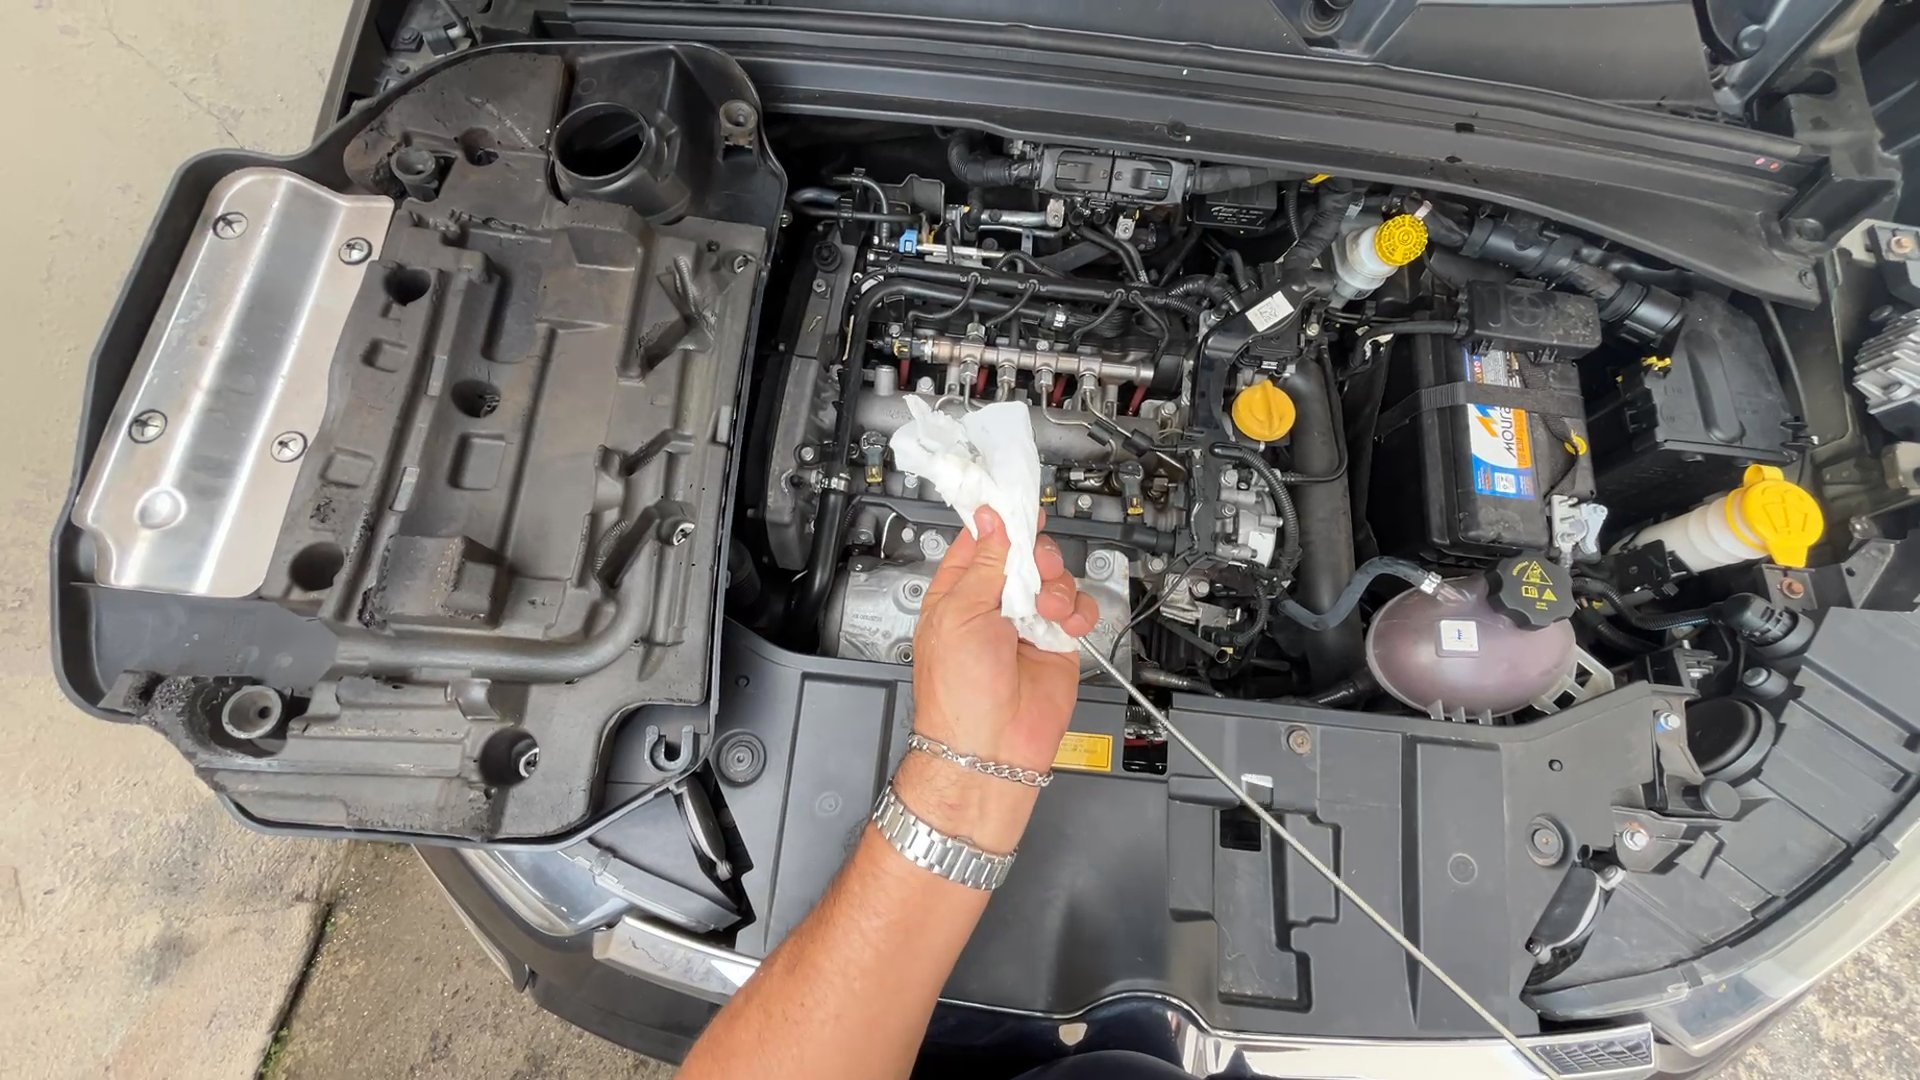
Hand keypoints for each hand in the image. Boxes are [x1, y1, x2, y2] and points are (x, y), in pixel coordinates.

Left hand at [895, 507, 1099, 852]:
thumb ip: (983, 564)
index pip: (982, 540)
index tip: (1017, 501)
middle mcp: (994, 603)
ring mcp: (1026, 621)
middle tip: (1035, 571)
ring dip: (1057, 585)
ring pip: (1054, 576)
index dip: (1000, 520)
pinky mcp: (1056, 640)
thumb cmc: (959, 692)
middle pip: (1025, 553)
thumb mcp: (961, 614)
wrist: (992, 747)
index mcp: (959, 591)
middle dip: (1036, 556)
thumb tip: (991, 521)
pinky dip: (1078, 609)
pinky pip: (1077, 607)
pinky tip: (1066, 624)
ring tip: (1046, 611)